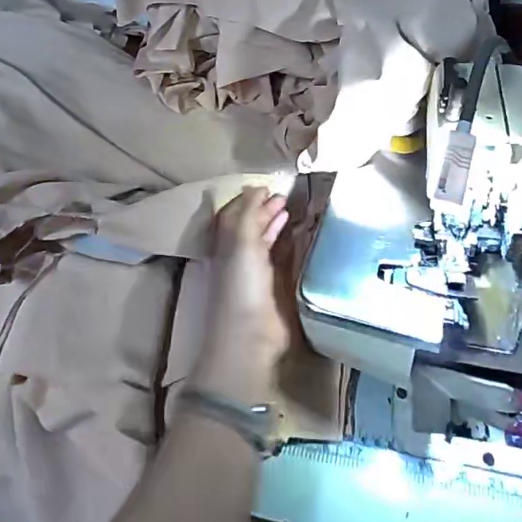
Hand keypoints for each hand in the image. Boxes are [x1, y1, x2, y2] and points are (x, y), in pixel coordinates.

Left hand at [193, 189, 289, 402]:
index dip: (249, 199)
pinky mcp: (274, 288)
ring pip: (264, 241)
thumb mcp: (242, 242)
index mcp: (225, 244)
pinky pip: (280, 258)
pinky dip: (286, 243)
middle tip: (285, 196)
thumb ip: (250, 213)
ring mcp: (256, 273)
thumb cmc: (241, 284)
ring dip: (275, 224)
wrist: (250, 336)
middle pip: (250, 226)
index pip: (235, 214)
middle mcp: (238, 256)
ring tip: (290, 210)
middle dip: (264, 209)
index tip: (268, 186)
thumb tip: (257, 188)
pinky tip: (297, 235)